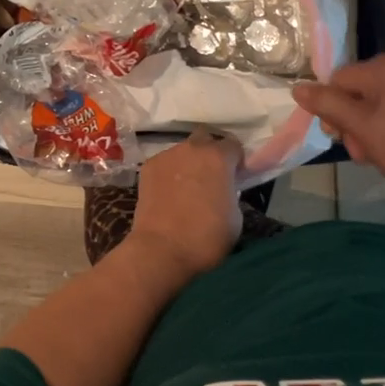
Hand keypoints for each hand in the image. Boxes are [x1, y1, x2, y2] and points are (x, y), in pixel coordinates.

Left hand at [122, 130, 242, 278]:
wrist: (162, 248)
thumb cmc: (207, 236)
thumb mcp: (235, 216)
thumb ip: (231, 191)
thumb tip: (223, 186)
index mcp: (218, 158)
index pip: (233, 144)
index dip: (236, 158)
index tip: (235, 174)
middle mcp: (191, 148)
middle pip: (205, 137)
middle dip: (211, 151)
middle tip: (212, 174)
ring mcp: (166, 155)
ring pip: (183, 150)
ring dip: (189, 162)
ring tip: (187, 186)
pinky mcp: (148, 166)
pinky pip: (165, 162)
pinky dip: (171, 171)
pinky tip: (169, 192)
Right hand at [292, 54, 384, 205]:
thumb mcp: (361, 126)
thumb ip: (327, 104)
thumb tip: (296, 86)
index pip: (339, 79)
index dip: (332, 109)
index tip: (340, 137)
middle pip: (356, 93)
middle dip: (353, 125)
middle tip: (363, 153)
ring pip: (375, 108)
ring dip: (368, 133)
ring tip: (380, 158)